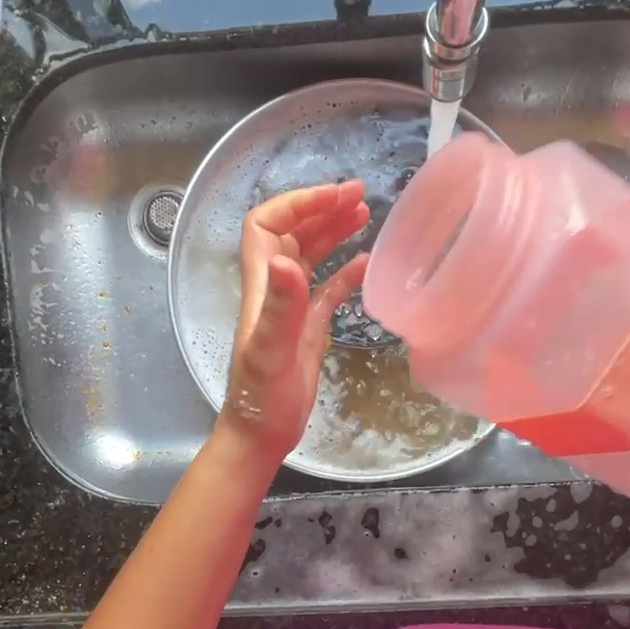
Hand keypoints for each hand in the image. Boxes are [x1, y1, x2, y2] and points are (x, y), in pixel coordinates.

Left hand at [218, 181, 371, 460]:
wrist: (262, 434)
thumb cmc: (262, 396)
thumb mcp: (271, 350)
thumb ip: (281, 306)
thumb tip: (289, 259)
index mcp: (262, 286)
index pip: (268, 225)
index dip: (297, 203)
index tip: (333, 196)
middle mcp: (275, 290)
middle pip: (293, 233)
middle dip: (321, 208)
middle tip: (359, 194)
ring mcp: (292, 310)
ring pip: (310, 257)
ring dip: (333, 233)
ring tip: (365, 214)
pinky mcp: (308, 330)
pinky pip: (327, 291)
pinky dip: (346, 273)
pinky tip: (368, 263)